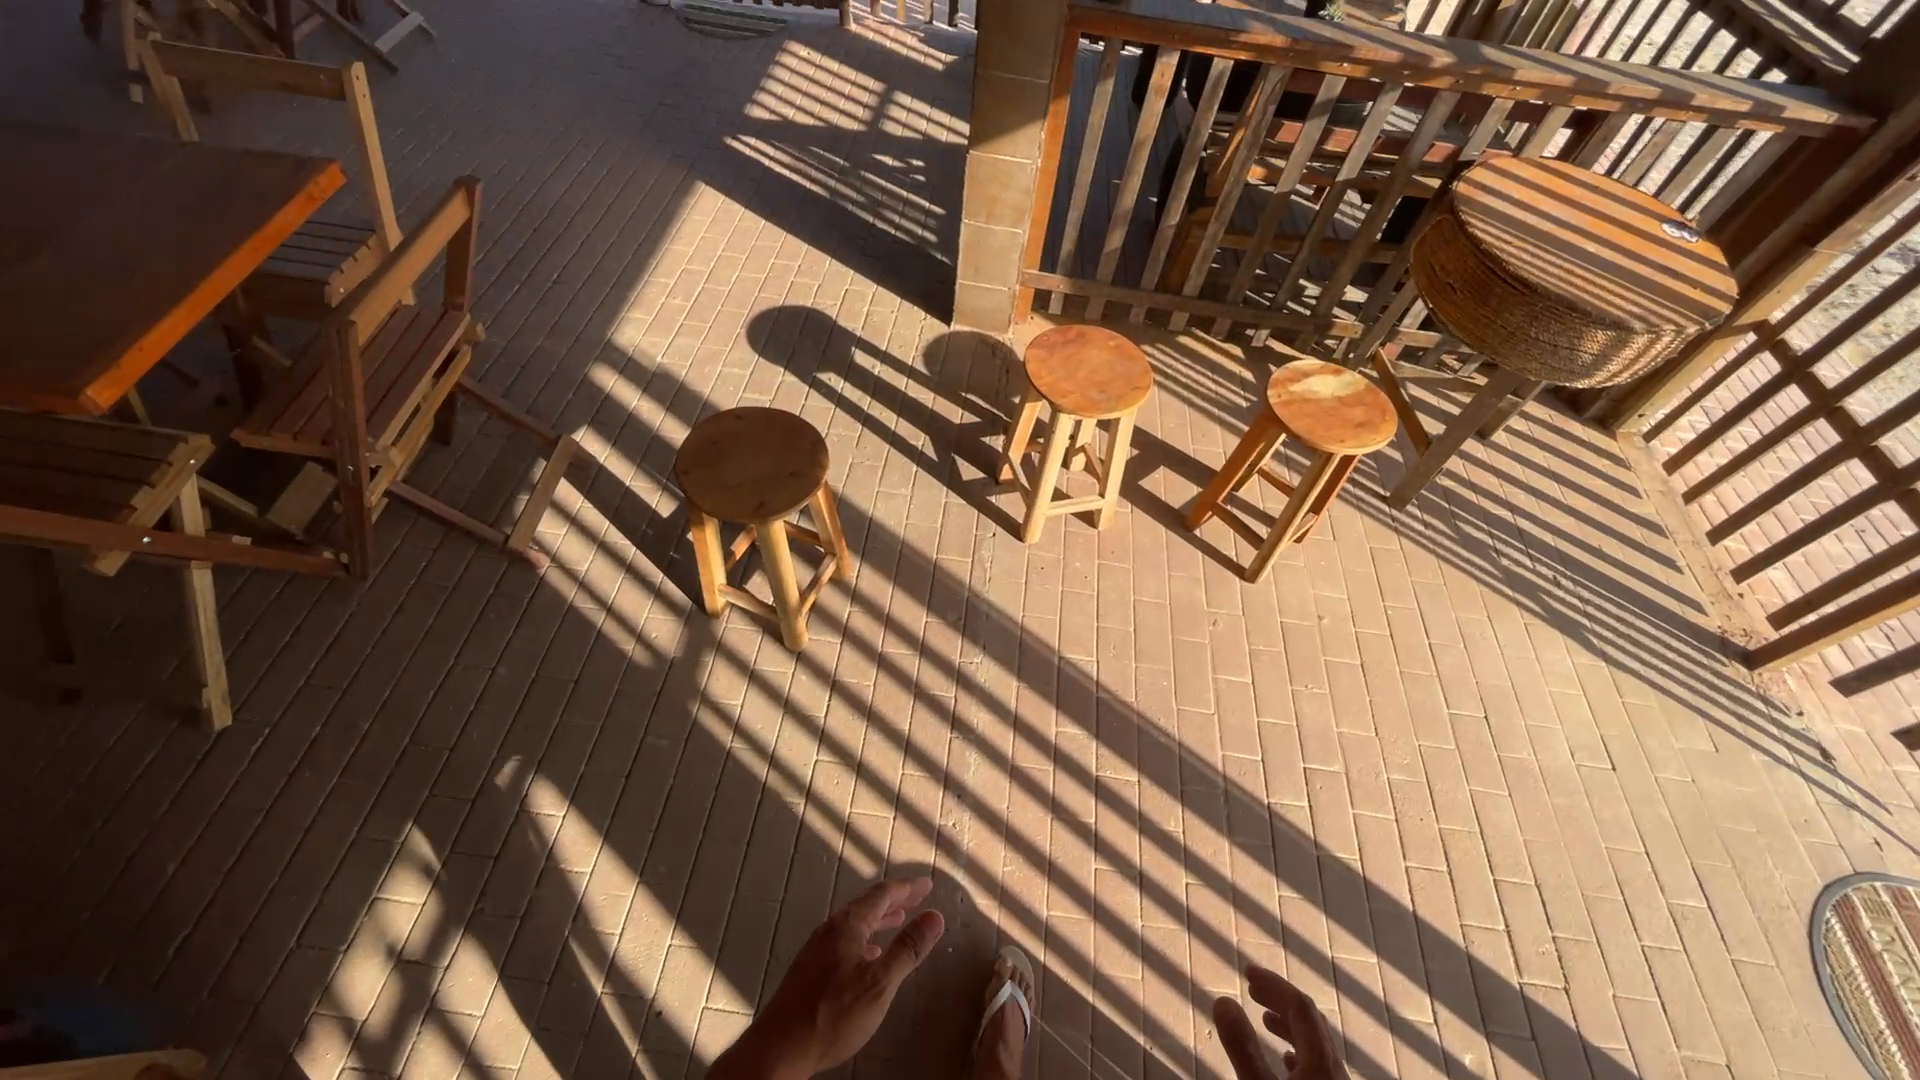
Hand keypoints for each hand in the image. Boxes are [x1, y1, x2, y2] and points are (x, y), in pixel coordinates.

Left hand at [709, 877, 945, 1079]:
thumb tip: (935, 916)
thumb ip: (907, 949)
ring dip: (879, 920)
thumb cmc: (833, 1014)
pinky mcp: (810, 969)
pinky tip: (869, 954)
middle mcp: (830, 930)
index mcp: (848, 926)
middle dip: (895, 901)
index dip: (907, 889)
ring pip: (854, 924)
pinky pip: (844, 940)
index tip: (927, 884)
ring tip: (898, 920)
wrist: (779, 1049)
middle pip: (867, 906)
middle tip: (918, 897)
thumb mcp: (880, 983)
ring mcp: (817, 949)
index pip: (882, 895)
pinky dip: (864, 939)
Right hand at [1212, 965, 1348, 1079]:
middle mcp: (1335, 1066)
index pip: (1299, 1005)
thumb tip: (1223, 1000)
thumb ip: (1243, 1046)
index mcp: (1321, 1057)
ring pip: (1315, 1042)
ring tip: (1265, 1017)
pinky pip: (1318, 1062)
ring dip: (1287, 1023)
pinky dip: (1297, 1048)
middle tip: (1251, 986)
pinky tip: (1286, 1058)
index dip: (1273, 983)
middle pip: (1309, 1020)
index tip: (1247, 970)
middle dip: (1279, 998)